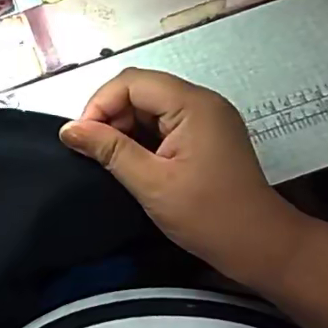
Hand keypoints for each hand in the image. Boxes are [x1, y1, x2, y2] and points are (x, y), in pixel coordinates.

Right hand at [60, 68, 308, 286]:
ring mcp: (207, 118)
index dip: (100, 104)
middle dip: (111, 116)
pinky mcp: (207, 135)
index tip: (82, 138)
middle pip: (141, 90)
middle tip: (95, 152)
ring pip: (151, 107)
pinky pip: (165, 123)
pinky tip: (133, 163)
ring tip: (111, 160)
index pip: (132, 82)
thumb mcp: (151, 183)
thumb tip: (69, 129)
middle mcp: (202, 102)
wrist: (259, 245)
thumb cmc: (208, 216)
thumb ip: (109, 150)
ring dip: (125, 128)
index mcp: (193, 104)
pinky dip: (143, 138)